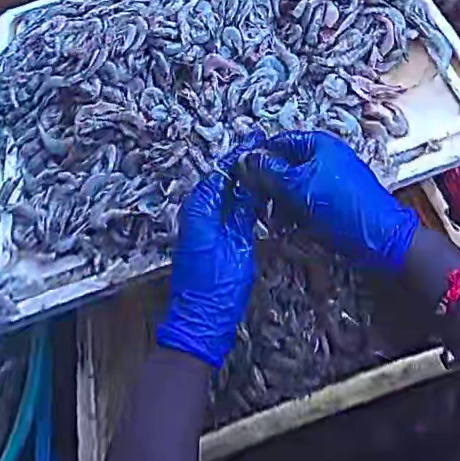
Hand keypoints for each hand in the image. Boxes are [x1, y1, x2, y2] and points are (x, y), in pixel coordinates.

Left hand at [154, 167, 260, 368]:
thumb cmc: (218, 285)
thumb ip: (242, 209)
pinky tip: (252, 197)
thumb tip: (249, 179)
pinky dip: (235, 198)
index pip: (222, 170)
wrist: (199, 321)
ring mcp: (197, 223)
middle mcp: (195, 209)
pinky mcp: (203, 236)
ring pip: (221, 192)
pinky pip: (220, 206)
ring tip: (263, 168)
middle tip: (264, 148)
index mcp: (200, 206)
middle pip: (221, 179)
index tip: (257, 138)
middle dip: (241, 164)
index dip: (240, 155)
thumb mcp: (238, 243)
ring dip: (240, 180)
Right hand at [238, 131, 416, 273]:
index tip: (242, 176)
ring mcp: (332, 179)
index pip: (276, 142)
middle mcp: (325, 156)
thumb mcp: (297, 185)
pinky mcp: (337, 201)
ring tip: (275, 220)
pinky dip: (297, 212)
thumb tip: (243, 158)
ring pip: (295, 186)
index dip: (258, 158)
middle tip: (258, 202)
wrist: (384, 242)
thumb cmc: (339, 206)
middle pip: (285, 164)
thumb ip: (267, 170)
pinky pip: (309, 201)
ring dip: (281, 202)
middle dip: (270, 184)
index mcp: (317, 143)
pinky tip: (292, 227)